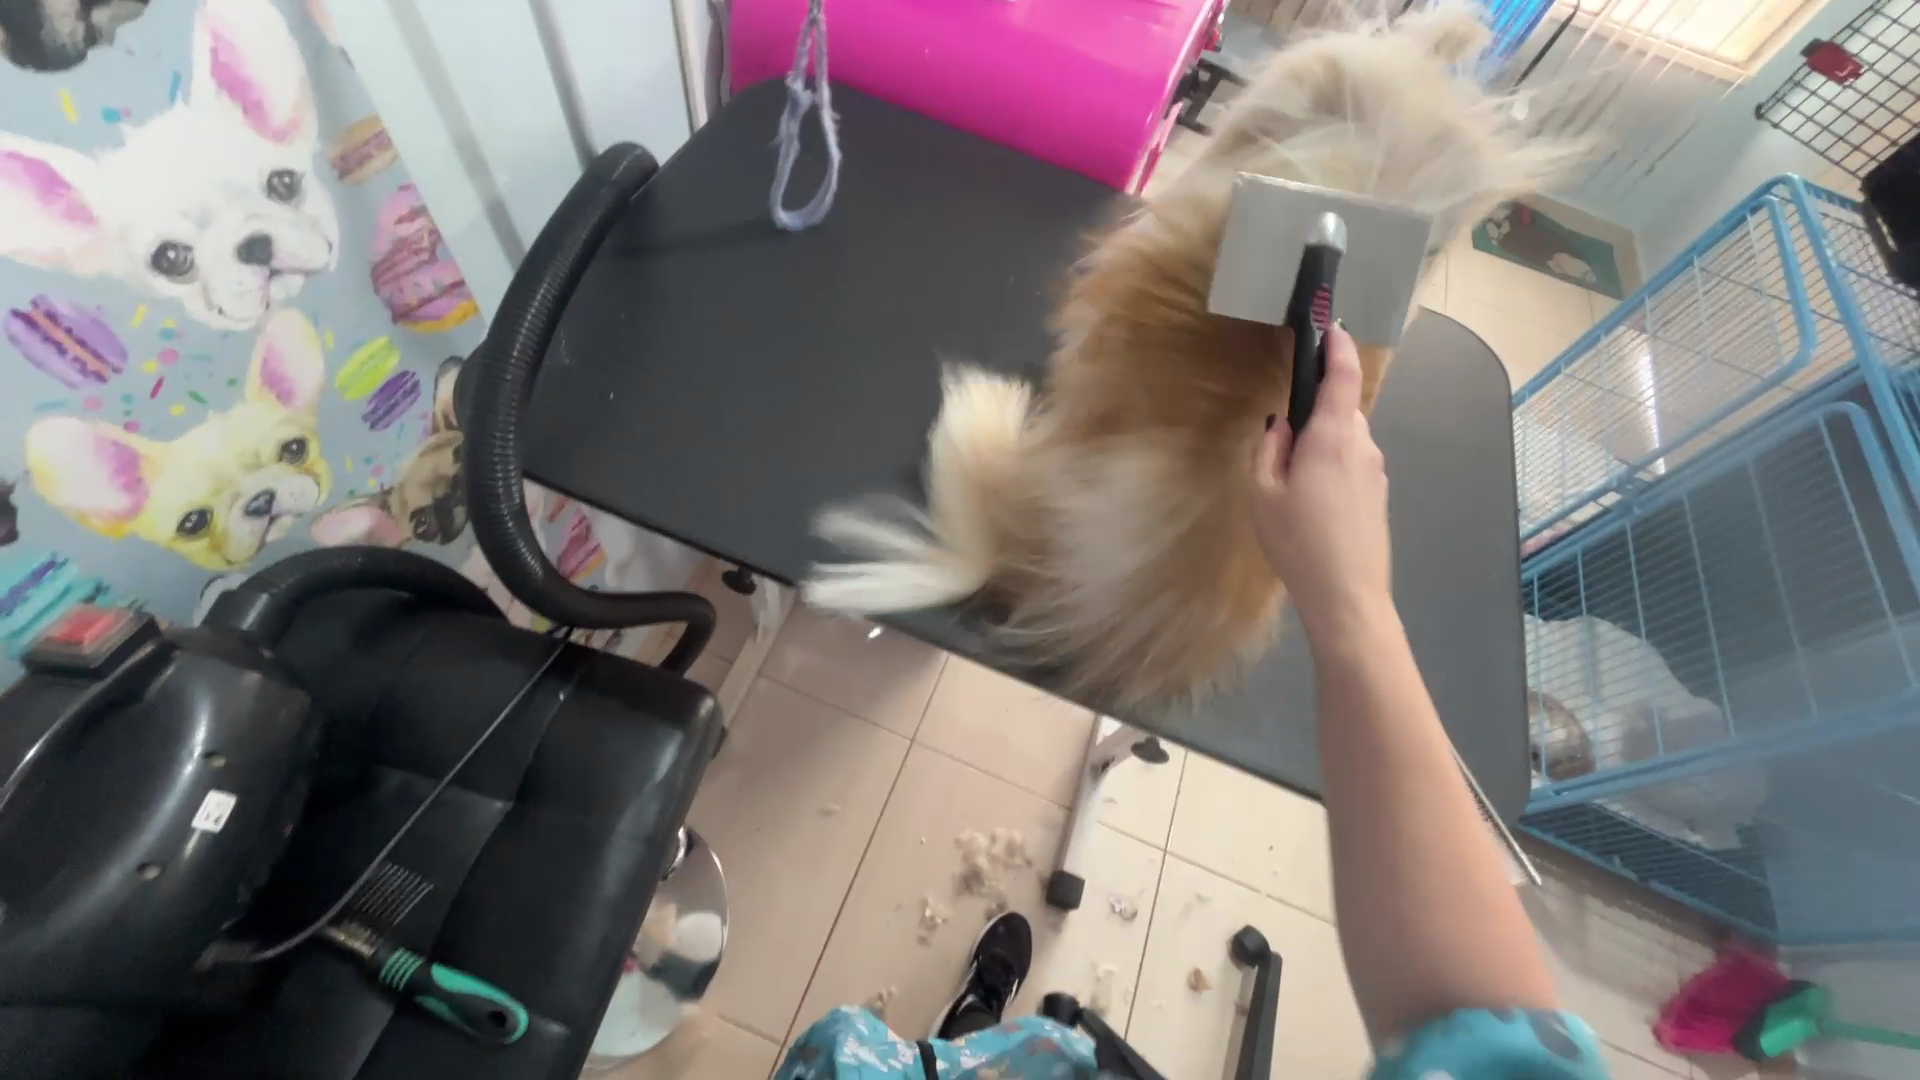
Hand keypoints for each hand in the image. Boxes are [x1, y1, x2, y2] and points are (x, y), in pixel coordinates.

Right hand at [1250, 323, 1393, 645]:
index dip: (1338, 348)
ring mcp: (1376, 471)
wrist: (1346, 593)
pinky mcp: (1379, 495)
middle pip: (1343, 412)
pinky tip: (1313, 504)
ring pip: (1347, 440)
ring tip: (1293, 486)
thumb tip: (1281, 426)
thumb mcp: (1263, 494)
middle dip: (1316, 415)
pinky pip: (1354, 464)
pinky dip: (1333, 467)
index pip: (1343, 378)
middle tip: (1283, 448)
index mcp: (1333, 437)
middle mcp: (1363, 446)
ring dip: (1323, 446)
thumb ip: (1269, 450)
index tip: (1330, 328)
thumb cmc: (1297, 540)